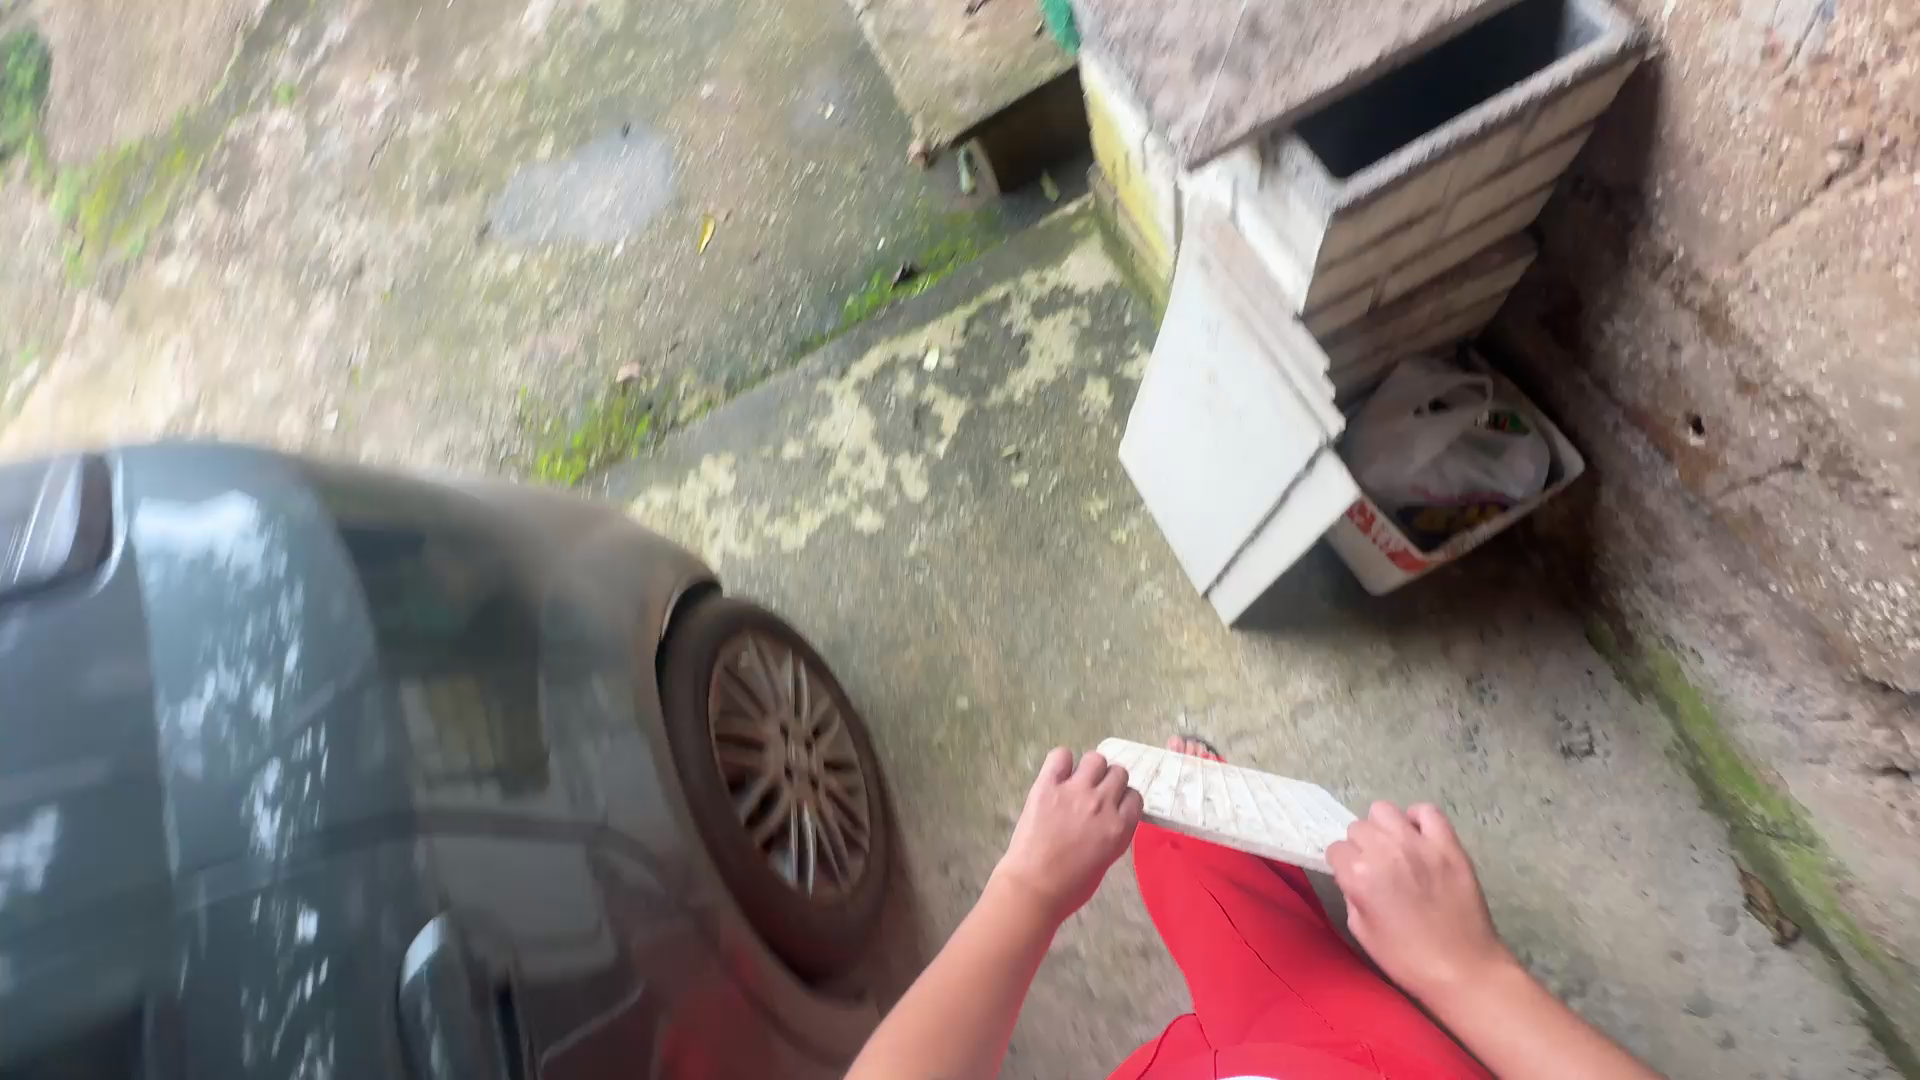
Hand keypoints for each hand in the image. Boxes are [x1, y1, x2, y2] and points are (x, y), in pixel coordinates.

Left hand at [990, 748, 1143, 923]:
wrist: (1034, 886)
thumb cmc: (1071, 885)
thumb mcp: (1107, 859)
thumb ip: (1113, 832)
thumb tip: (1109, 815)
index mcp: (1120, 827)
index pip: (1134, 796)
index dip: (1124, 799)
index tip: (1114, 805)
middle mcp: (1102, 803)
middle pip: (1118, 772)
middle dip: (1109, 782)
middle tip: (1094, 793)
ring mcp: (1074, 791)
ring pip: (1095, 758)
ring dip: (1089, 769)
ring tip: (1077, 782)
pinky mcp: (1048, 784)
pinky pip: (1061, 755)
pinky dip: (1061, 762)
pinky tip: (1057, 776)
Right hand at [1327, 802, 1514, 1001]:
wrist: (1466, 972)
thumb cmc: (1407, 958)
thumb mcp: (1360, 930)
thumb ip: (1351, 892)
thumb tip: (1353, 874)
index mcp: (1359, 875)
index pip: (1336, 849)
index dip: (1344, 866)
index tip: (1356, 881)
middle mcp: (1385, 852)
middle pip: (1357, 828)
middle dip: (1362, 847)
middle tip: (1378, 869)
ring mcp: (1419, 845)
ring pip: (1383, 811)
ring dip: (1383, 829)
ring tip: (1396, 849)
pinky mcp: (1449, 847)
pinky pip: (1427, 812)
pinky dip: (1418, 819)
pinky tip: (1419, 837)